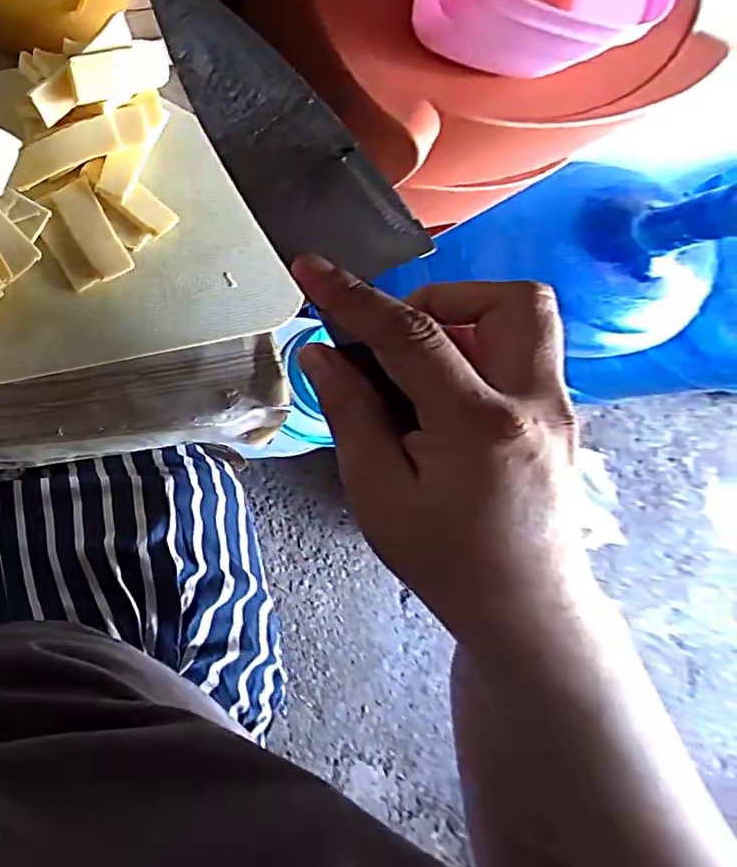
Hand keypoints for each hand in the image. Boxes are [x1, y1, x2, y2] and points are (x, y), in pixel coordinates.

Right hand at [292, 256, 594, 644]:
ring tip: (399, 368)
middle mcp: (534, 402)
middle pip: (509, 301)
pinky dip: (462, 351)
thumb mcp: (372, 483)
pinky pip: (514, 353)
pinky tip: (423, 393)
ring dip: (453, 322)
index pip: (412, 335)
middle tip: (382, 338)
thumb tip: (323, 353)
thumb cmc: (435, 548)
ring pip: (521, 321)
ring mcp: (555, 406)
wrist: (519, 599)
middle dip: (434, 298)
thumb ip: (351, 410)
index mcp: (478, 423)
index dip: (352, 296)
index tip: (310, 267)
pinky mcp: (553, 414)